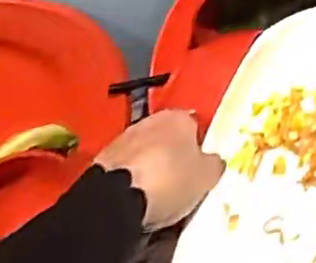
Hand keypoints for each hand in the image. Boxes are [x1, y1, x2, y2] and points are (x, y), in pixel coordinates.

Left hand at [92, 110, 224, 228]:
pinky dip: (129, 176)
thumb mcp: (205, 176)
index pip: (196, 126)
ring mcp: (124, 137)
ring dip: (148, 164)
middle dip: (171, 153)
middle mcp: (154, 119)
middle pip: (168, 136)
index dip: (198, 147)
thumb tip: (214, 162)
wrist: (115, 199)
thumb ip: (213, 164)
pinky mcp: (100, 159)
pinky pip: (124, 166)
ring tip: (153, 191)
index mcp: (182, 116)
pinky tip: (134, 195)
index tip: (198, 166)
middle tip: (177, 178)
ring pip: (144, 149)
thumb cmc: (168, 180)